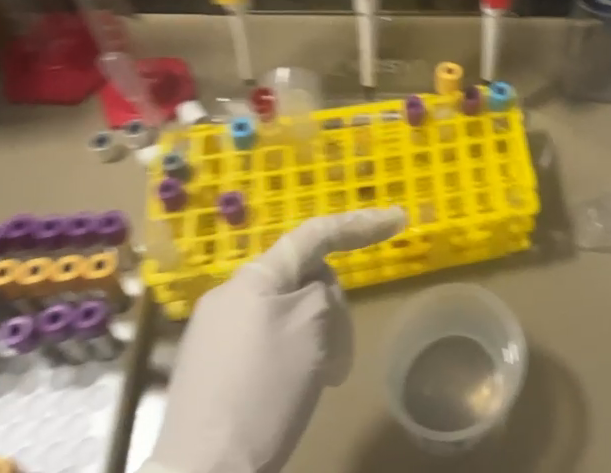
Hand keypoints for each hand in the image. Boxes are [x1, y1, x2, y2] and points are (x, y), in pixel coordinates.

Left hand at [142, 207, 407, 472]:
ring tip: (322, 380)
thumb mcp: (312, 326)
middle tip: (343, 358)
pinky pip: (266, 343)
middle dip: (334, 310)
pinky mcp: (211, 369)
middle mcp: (230, 295)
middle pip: (304, 279)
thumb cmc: (264, 391)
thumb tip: (311, 294)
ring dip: (317, 339)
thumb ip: (322, 291)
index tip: (399, 219)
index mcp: (254, 277)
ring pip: (288, 315)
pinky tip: (294, 391)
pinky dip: (293, 357)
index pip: (315, 234)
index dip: (361, 224)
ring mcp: (215, 333)